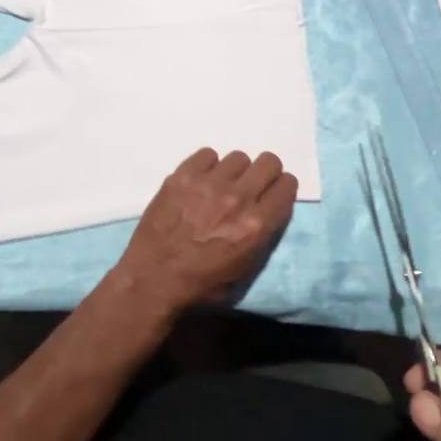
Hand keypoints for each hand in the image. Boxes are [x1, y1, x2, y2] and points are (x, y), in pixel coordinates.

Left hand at [111, 148, 297, 316]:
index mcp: (257, 225)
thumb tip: (267, 210)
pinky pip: (207, 154)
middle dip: (265, 174)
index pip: (287, 185)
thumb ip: (262, 236)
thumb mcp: (245, 271)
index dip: (282, 189)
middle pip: (268, 162)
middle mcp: (238, 197)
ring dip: (234, 172)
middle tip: (251, 187)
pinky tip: (199, 184)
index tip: (273, 194)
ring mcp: (209, 183)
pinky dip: (207, 167)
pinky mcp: (183, 175)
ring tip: (220, 188)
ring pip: (238, 157)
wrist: (153, 279)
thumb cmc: (201, 285)